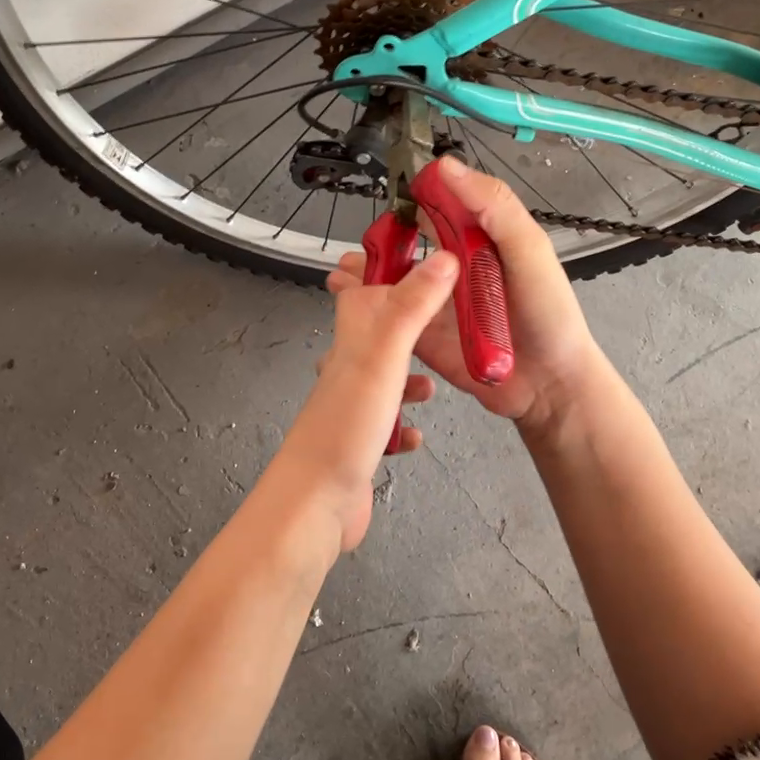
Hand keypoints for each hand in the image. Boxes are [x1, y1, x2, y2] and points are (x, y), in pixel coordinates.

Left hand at [275, 251, 456, 551]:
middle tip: (443, 329)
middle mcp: (346, 369)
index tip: (427, 265)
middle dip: (409, 329)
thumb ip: (412, 306)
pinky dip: (401, 429)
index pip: (363, 291)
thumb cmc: (348, 423)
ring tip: (432, 390)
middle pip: (377, 335)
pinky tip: (413, 439)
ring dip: (409, 382)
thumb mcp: (384, 355)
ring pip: (383, 381)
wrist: (315, 502)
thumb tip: (443, 256)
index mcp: (350, 340)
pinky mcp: (357, 445)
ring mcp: (350, 409)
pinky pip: (384, 427)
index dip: (389, 274)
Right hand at [332, 157, 604, 431]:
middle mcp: (455, 267)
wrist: (549, 387)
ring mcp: (437, 301)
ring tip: (345, 266)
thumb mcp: (529, 251)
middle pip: (410, 240)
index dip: (419, 194)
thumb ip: (495, 208)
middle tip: (365, 234)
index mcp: (481, 239)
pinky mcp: (422, 333)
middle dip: (384, 234)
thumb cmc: (550, 317)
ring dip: (368, 268)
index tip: (396, 188)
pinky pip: (391, 314)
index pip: (443, 204)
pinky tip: (348, 297)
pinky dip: (368, 305)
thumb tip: (449, 167)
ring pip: (394, 277)